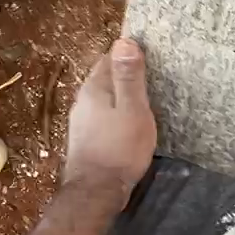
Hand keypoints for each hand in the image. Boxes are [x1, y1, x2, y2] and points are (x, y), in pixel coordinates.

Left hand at [62, 38, 156, 202]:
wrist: (95, 194)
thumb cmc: (119, 149)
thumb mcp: (133, 109)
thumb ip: (129, 77)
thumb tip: (124, 40)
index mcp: (94, 88)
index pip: (110, 57)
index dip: (129, 54)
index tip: (152, 58)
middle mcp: (82, 100)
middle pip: (105, 77)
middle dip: (126, 74)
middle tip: (153, 78)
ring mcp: (81, 120)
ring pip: (104, 97)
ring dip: (121, 95)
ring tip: (145, 99)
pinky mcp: (85, 138)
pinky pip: (102, 114)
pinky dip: (116, 112)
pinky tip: (129, 122)